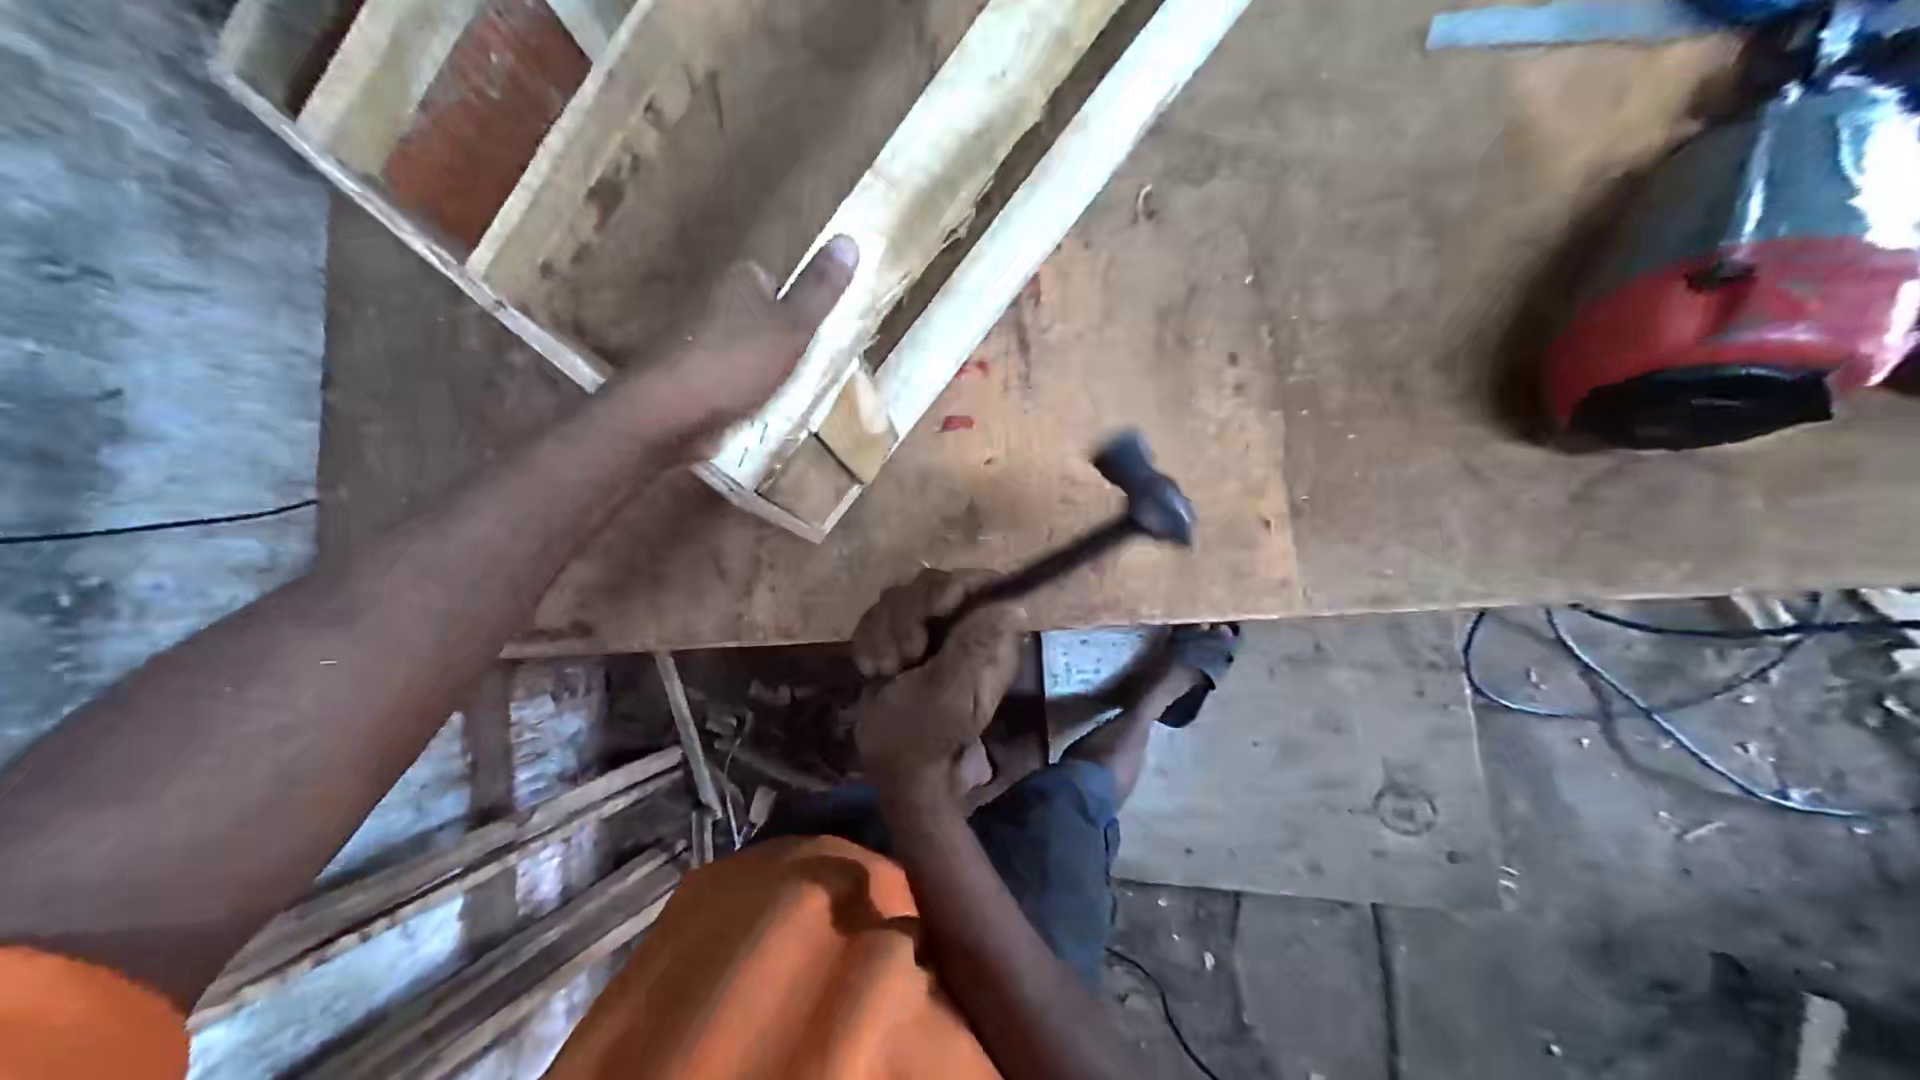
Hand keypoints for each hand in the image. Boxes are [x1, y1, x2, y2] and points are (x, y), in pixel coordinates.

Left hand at [618, 235, 857, 453]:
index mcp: (739, 281)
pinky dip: (738, 389)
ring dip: (756, 365)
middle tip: (800, 363)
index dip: (791, 302)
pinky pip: (724, 377)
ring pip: (738, 346)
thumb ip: (819, 289)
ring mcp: (694, 340)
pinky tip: (752, 405)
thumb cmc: (739, 362)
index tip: (809, 328)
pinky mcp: (687, 377)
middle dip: (774, 335)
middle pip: (753, 313)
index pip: (769, 278)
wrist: (675, 412)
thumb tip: (850, 239)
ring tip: (779, 388)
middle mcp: (711, 302)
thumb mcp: (794, 326)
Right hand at [849, 570, 1024, 805]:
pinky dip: (868, 641)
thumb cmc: (924, 735)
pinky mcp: (896, 635)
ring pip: (898, 596)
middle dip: (909, 617)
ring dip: (884, 634)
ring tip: (888, 671)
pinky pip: (875, 614)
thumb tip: (1015, 607)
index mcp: (987, 639)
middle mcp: (960, 627)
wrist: (888, 763)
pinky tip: (873, 670)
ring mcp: (927, 629)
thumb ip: (974, 647)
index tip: (936, 607)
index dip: (957, 584)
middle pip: (932, 582)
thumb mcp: (950, 694)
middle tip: (906, 658)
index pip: (983, 584)